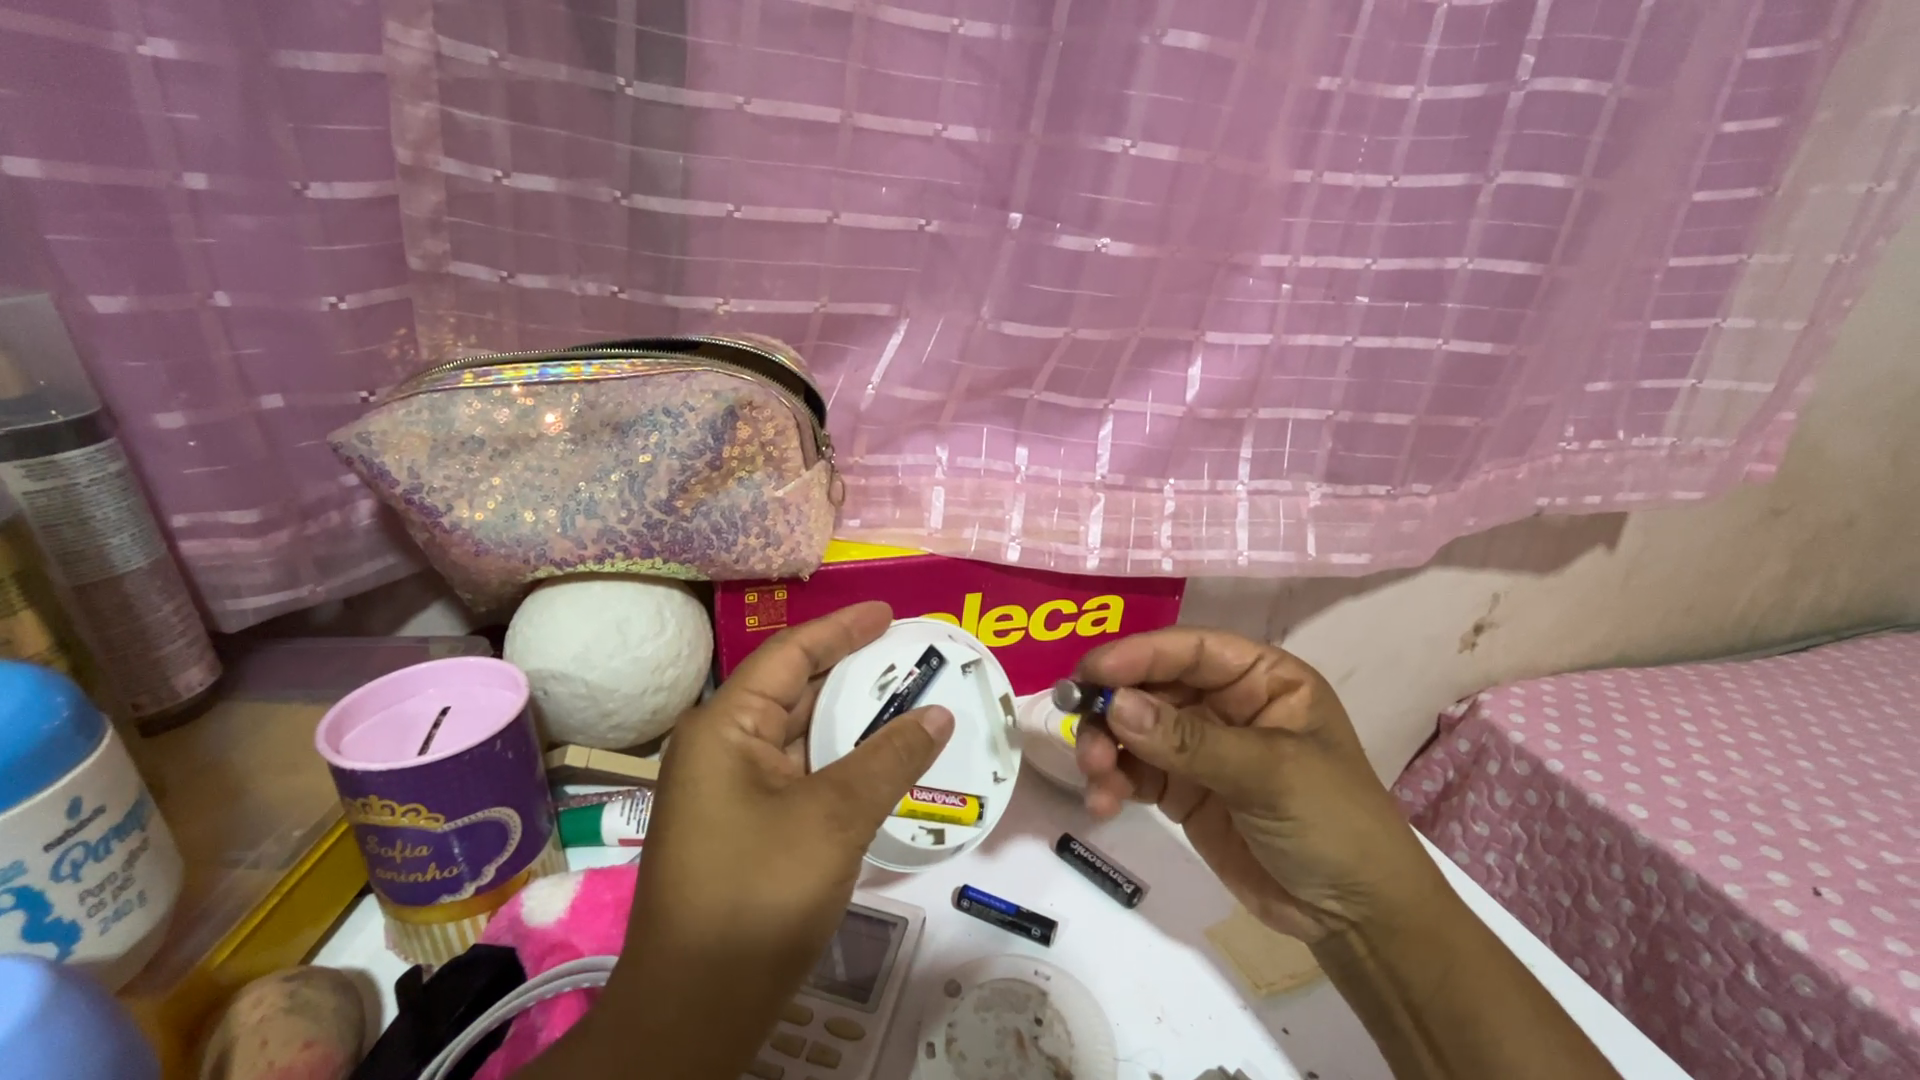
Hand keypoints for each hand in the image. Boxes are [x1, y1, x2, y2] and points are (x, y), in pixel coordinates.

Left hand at [563, 602, 951, 1079]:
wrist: (698, 1004)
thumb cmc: (758, 893)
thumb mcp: (835, 817)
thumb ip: (890, 759)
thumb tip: (939, 715)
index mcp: (724, 728)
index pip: (789, 655)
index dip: (842, 629)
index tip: (889, 613)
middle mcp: (721, 749)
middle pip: (793, 691)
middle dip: (851, 673)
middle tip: (909, 656)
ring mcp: (731, 792)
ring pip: (798, 737)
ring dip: (849, 721)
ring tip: (906, 700)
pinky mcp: (747, 828)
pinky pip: (799, 775)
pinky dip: (840, 762)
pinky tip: (880, 762)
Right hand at [1074, 628, 1443, 942]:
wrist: (1354, 917)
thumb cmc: (1333, 823)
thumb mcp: (1269, 774)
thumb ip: (1189, 741)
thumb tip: (1115, 705)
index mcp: (1263, 679)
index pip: (1191, 650)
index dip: (1139, 655)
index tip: (1091, 673)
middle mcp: (1226, 704)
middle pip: (1152, 687)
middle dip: (1114, 709)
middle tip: (1083, 736)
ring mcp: (1201, 749)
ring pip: (1135, 729)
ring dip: (1107, 748)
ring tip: (1097, 779)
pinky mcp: (1183, 791)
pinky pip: (1135, 772)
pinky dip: (1113, 782)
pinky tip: (1103, 804)